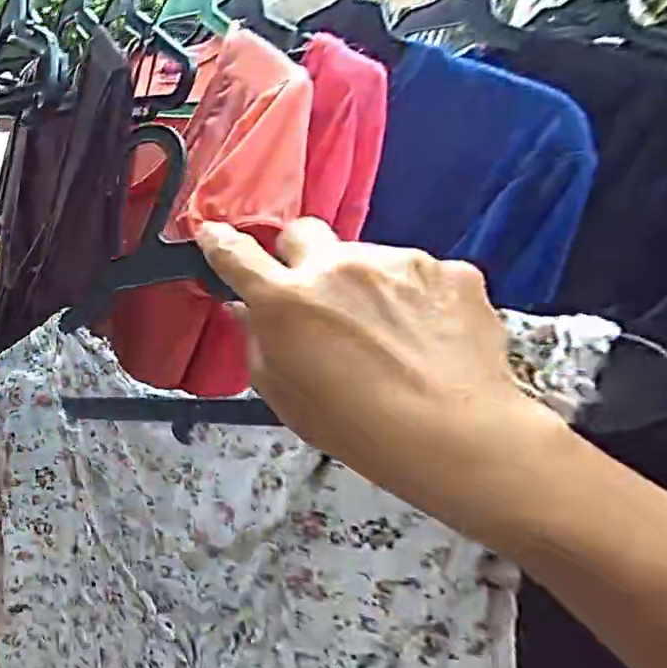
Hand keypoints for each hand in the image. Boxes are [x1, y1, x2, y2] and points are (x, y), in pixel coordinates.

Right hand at [198, 218, 568, 525]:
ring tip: (376, 327)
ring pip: (360, 255)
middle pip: (300, 232)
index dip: (218, 241)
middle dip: (295, 254)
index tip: (213, 233)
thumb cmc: (350, 421)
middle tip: (307, 290)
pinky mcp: (451, 271)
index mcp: (283, 299)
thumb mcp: (276, 386)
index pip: (235, 254)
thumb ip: (255, 338)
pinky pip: (414, 272)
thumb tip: (247, 310)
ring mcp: (397, 264)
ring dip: (356, 279)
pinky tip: (417, 331)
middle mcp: (336, 268)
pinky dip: (407, 293)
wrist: (453, 435)